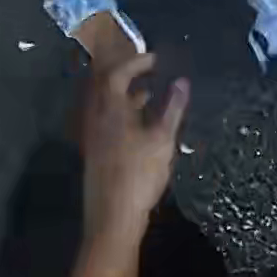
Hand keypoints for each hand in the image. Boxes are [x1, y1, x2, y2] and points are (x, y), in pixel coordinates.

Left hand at [76, 54, 189, 244]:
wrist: (113, 217)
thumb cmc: (139, 174)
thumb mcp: (162, 139)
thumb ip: (173, 108)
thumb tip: (182, 81)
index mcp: (110, 111)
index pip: (117, 74)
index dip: (136, 63)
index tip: (155, 59)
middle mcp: (96, 118)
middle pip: (106, 86)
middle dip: (127, 75)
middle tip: (150, 71)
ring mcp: (94, 136)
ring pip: (106, 104)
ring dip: (126, 94)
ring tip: (150, 93)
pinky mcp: (96, 151)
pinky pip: (107, 119)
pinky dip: (123, 111)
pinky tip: (141, 123)